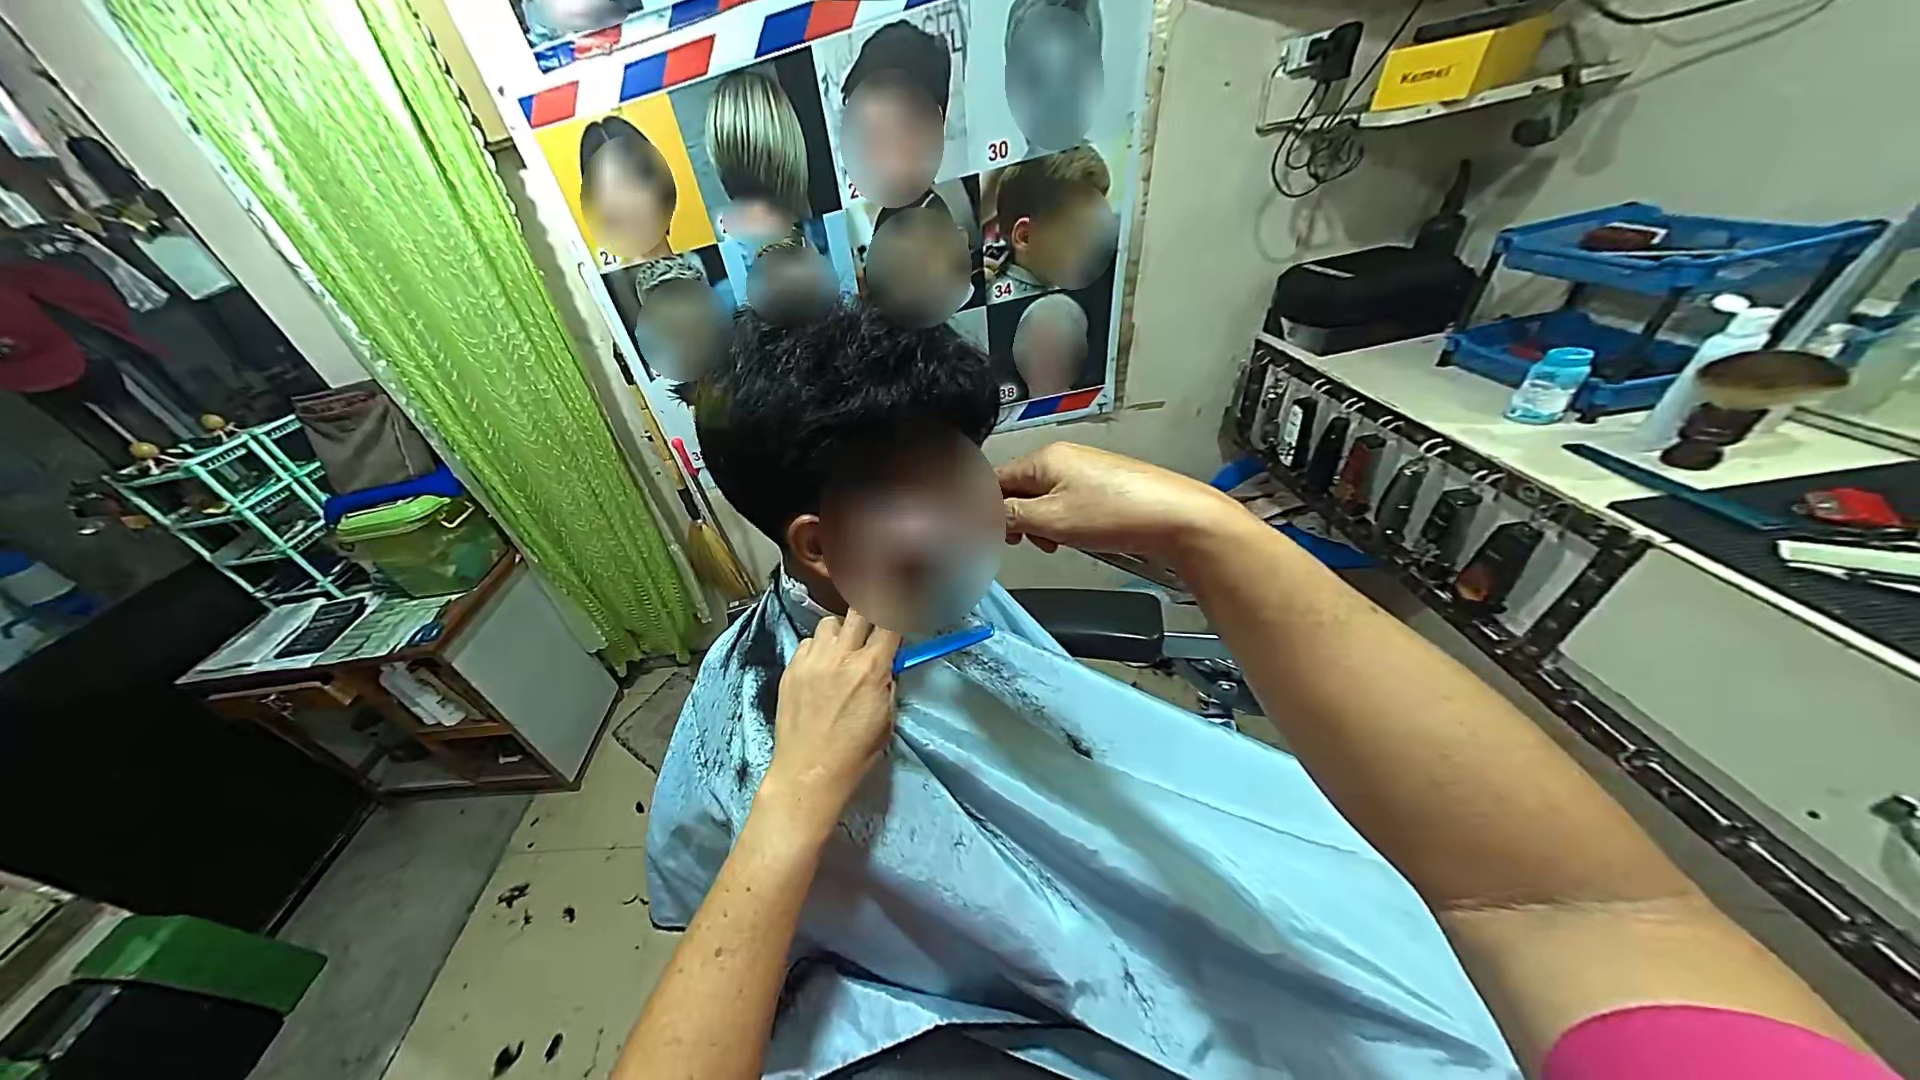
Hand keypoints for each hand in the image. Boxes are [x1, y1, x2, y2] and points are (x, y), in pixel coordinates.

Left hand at [759, 610, 902, 839]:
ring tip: (843, 650)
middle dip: (870, 613)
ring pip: (830, 622)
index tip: (900, 609)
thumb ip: (888, 681)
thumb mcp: (887, 716)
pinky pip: (809, 642)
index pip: (890, 621)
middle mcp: (841, 656)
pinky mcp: (791, 668)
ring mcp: (812, 660)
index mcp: (871, 668)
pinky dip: (819, 648)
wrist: (808, 772)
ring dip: (842, 631)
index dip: (898, 611)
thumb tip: (888, 661)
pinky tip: (822, 667)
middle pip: (859, 610)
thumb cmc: (856, 752)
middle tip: (872, 627)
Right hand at [997, 443, 1247, 563]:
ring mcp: (1086, 472)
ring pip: (1044, 499)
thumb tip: (982, 515)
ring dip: (1040, 524)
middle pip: (1019, 489)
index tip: (987, 535)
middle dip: (1016, 519)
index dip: (985, 509)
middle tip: (1025, 542)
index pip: (996, 479)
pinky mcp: (1103, 488)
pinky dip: (1062, 523)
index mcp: (1045, 458)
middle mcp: (1064, 458)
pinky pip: (1067, 504)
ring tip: (1055, 543)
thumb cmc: (1118, 513)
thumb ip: (1010, 516)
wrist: (1177, 518)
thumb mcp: (1051, 519)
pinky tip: (1075, 538)